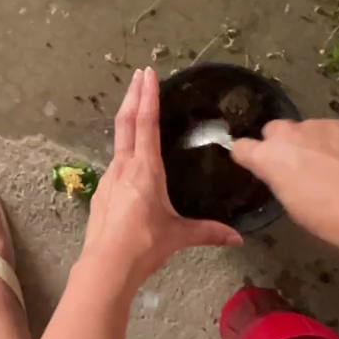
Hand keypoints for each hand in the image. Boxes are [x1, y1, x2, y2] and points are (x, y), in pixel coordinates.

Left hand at [83, 68, 241, 283]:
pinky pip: (115, 163)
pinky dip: (123, 148)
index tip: (148, 74)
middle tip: (139, 74)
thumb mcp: (179, 236)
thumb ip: (207, 232)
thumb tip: (237, 238)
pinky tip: (129, 156)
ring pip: (118, 141)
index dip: (148, 97)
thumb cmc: (144, 244)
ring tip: (134, 106)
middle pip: (126, 122)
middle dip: (134, 95)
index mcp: (145, 169)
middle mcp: (124, 167)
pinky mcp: (102, 192)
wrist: (106, 264)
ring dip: (127, 119)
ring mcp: (109, 178)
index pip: (146, 124)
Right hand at [230, 119, 338, 258]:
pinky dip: (331, 141)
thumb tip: (277, 171)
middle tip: (296, 168)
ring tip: (329, 166)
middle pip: (272, 131)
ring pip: (302, 129)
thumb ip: (277, 180)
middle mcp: (288, 134)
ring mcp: (318, 125)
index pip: (241, 147)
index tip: (257, 167)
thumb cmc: (334, 222)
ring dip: (307, 142)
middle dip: (279, 146)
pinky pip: (327, 130)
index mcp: (269, 158)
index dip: (248, 157)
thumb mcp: (292, 206)